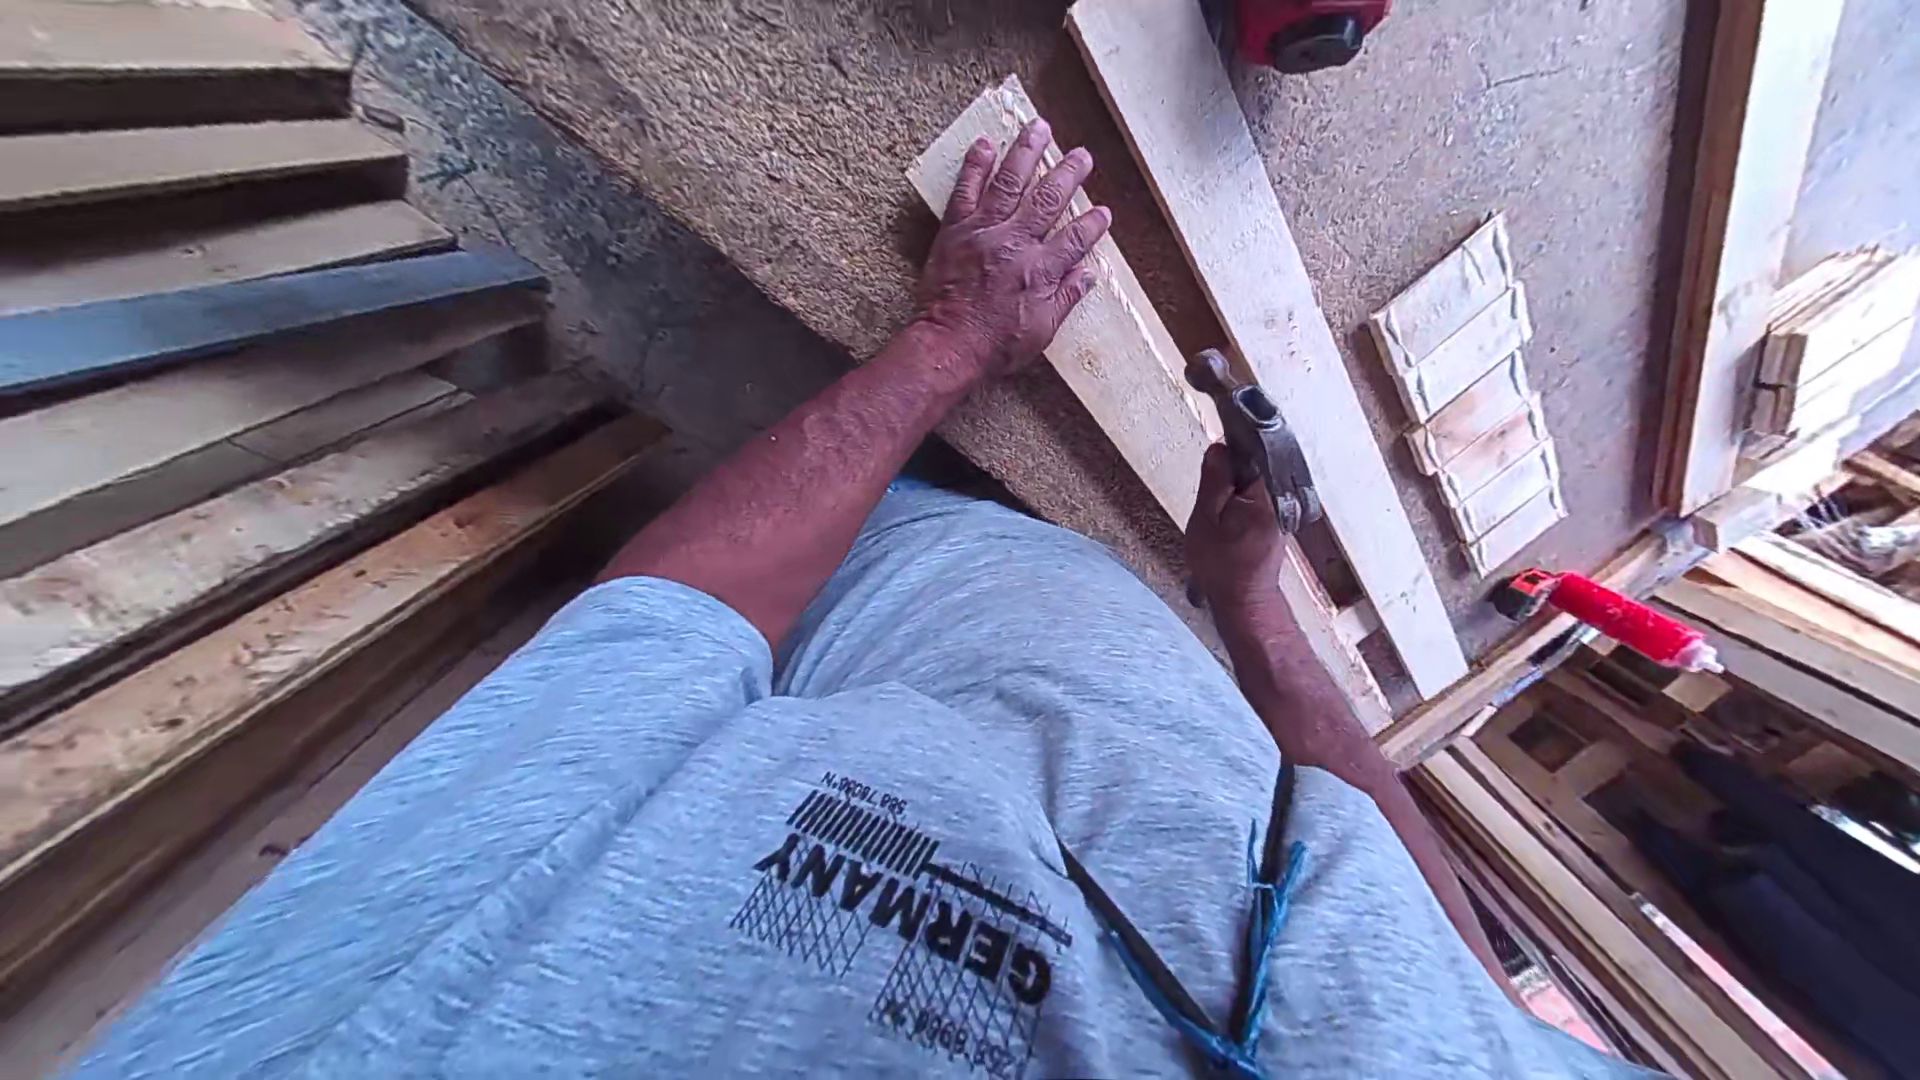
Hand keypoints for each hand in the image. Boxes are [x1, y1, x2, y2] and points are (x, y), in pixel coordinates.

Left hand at [913, 118, 1111, 378]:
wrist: (949, 346)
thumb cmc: (995, 347)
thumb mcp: (1041, 332)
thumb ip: (1065, 298)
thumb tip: (1087, 275)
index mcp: (1040, 271)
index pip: (1075, 240)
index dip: (1092, 225)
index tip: (1103, 212)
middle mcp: (1016, 244)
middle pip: (1048, 200)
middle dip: (1069, 174)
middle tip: (1082, 155)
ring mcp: (984, 233)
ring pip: (1010, 182)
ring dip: (1027, 152)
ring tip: (1039, 127)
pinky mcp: (955, 232)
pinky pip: (966, 191)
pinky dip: (975, 165)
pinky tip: (985, 145)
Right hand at [1186, 442, 1286, 612]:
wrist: (1241, 600)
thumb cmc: (1221, 564)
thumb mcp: (1206, 518)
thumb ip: (1214, 481)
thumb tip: (1219, 449)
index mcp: (1266, 494)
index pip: (1251, 454)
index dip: (1228, 456)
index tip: (1212, 466)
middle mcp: (1280, 500)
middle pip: (1252, 470)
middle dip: (1228, 478)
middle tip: (1211, 502)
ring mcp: (1281, 513)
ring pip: (1253, 487)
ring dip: (1233, 494)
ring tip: (1218, 517)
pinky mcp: (1276, 524)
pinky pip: (1257, 502)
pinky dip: (1240, 507)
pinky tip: (1228, 526)